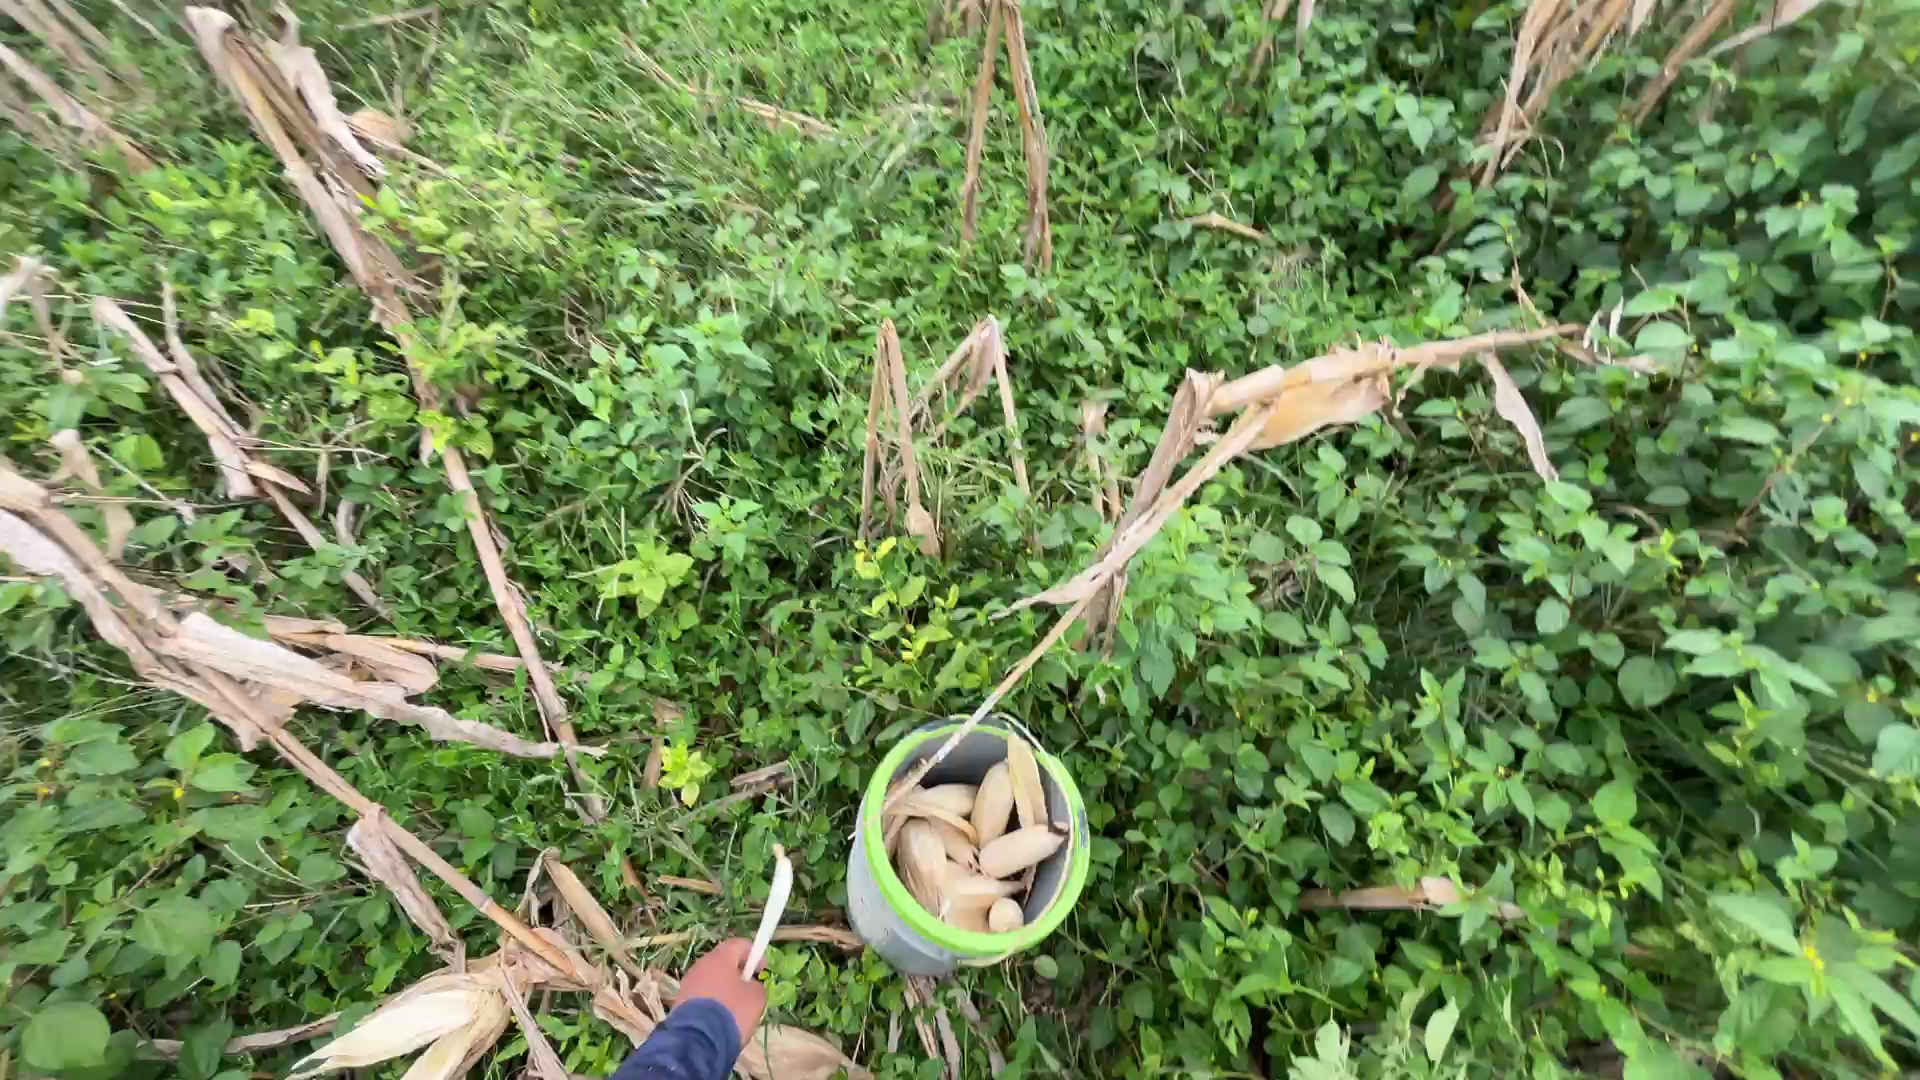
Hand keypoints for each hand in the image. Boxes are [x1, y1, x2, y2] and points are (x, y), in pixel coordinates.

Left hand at [673, 938, 767, 1039]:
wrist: (696, 1043)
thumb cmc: (731, 1012)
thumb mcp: (756, 998)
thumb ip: (757, 985)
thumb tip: (751, 986)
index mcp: (721, 957)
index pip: (740, 944)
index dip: (755, 954)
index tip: (762, 970)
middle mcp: (702, 965)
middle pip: (723, 961)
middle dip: (737, 972)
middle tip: (748, 988)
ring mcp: (688, 984)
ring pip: (711, 979)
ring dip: (723, 989)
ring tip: (733, 1009)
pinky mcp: (679, 1003)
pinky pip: (701, 996)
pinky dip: (711, 1003)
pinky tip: (718, 1020)